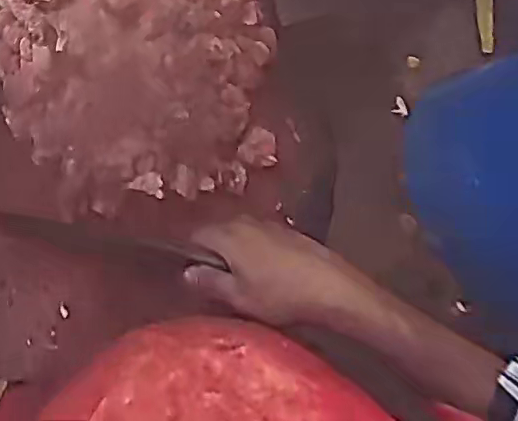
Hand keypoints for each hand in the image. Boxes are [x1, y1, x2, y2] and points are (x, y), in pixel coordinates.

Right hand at [183, 217, 370, 326]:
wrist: (331, 286)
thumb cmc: (280, 294)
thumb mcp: (240, 297)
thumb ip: (209, 282)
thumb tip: (186, 272)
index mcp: (224, 233)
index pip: (193, 235)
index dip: (190, 255)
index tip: (197, 277)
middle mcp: (240, 220)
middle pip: (215, 232)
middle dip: (213, 254)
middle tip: (221, 282)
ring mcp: (264, 222)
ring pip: (237, 234)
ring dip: (236, 252)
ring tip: (246, 280)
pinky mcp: (284, 230)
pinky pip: (257, 237)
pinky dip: (255, 251)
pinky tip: (269, 274)